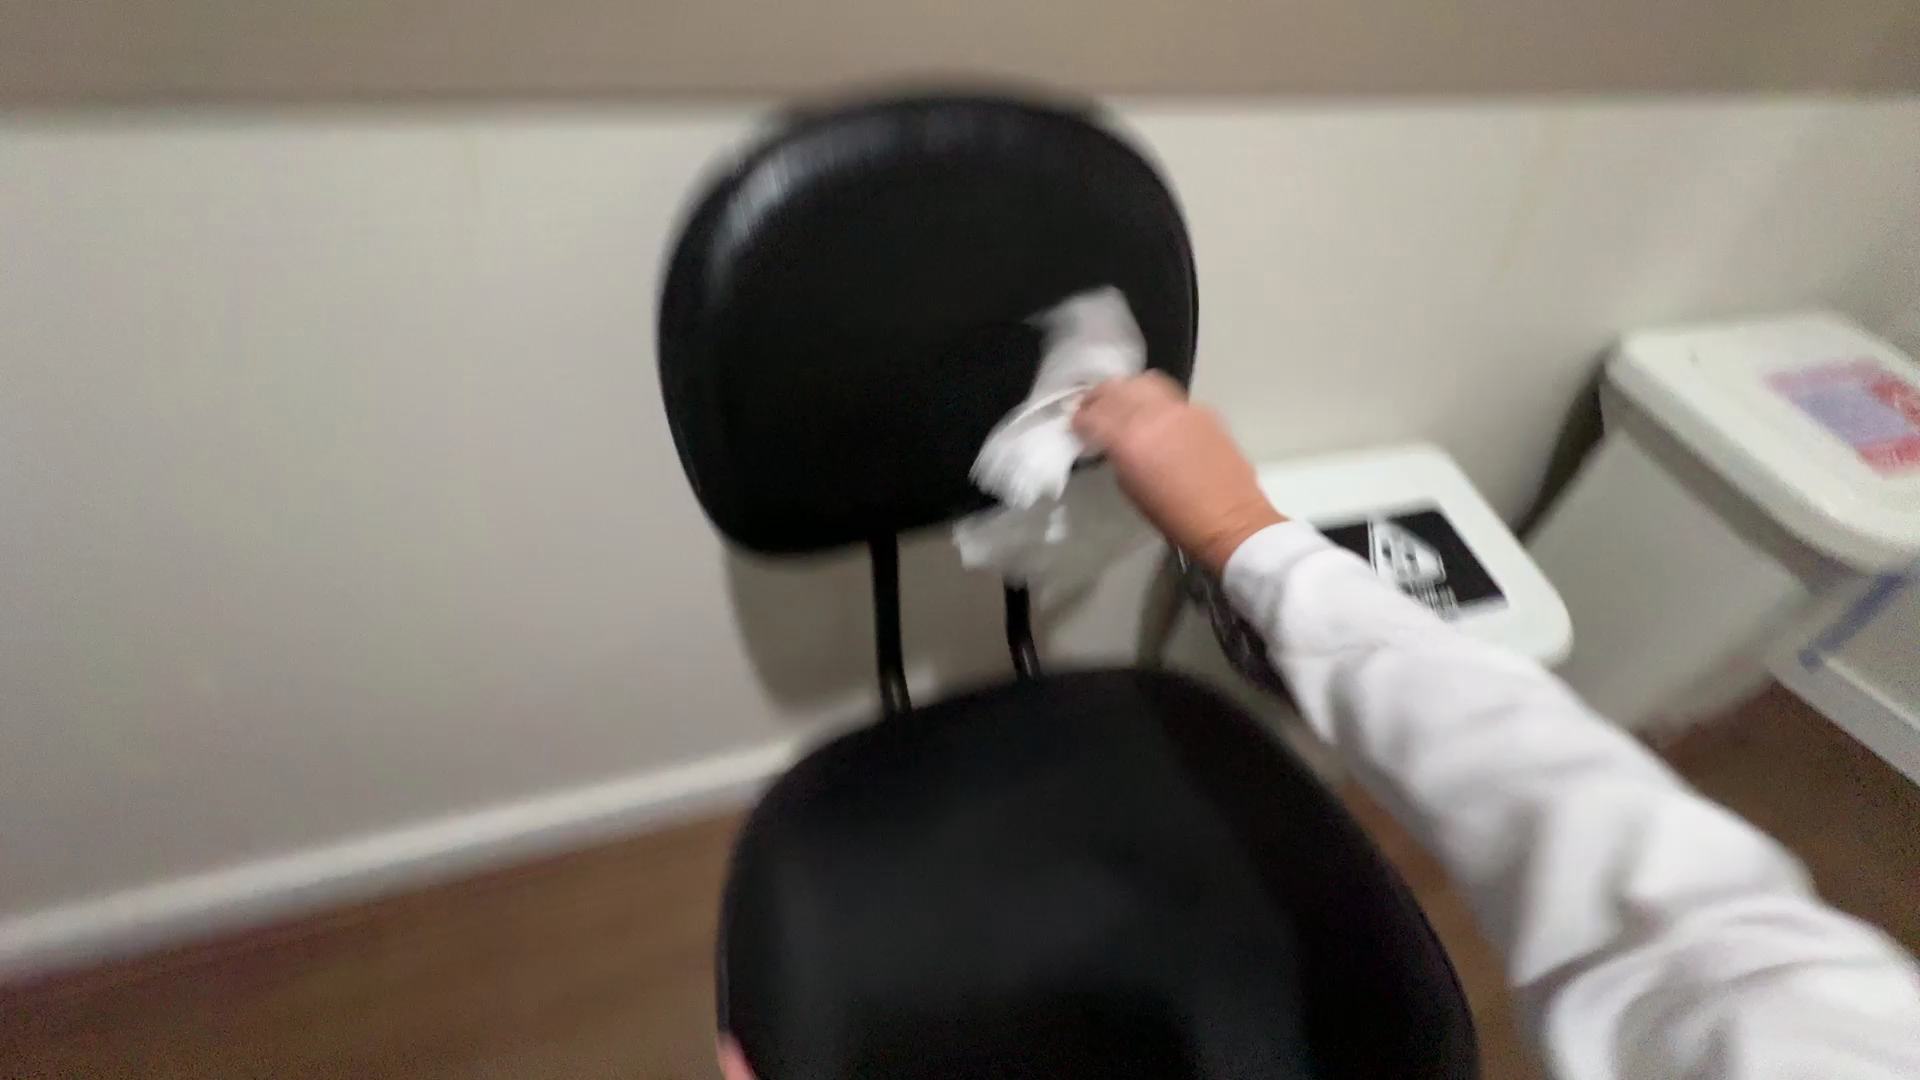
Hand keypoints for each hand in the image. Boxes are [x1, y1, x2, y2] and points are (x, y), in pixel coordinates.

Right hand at [1073, 372, 1284, 572]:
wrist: (1229, 519)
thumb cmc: (1173, 517)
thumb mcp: (1130, 489)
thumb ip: (1116, 456)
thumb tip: (1109, 442)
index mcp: (1130, 440)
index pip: (1094, 414)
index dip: (1079, 418)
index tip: (1075, 425)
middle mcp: (1153, 415)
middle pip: (1117, 388)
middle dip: (1099, 396)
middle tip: (1092, 407)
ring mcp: (1181, 409)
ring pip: (1144, 383)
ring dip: (1127, 391)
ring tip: (1121, 404)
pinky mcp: (1203, 411)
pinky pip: (1169, 397)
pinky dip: (1154, 402)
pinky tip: (1154, 419)